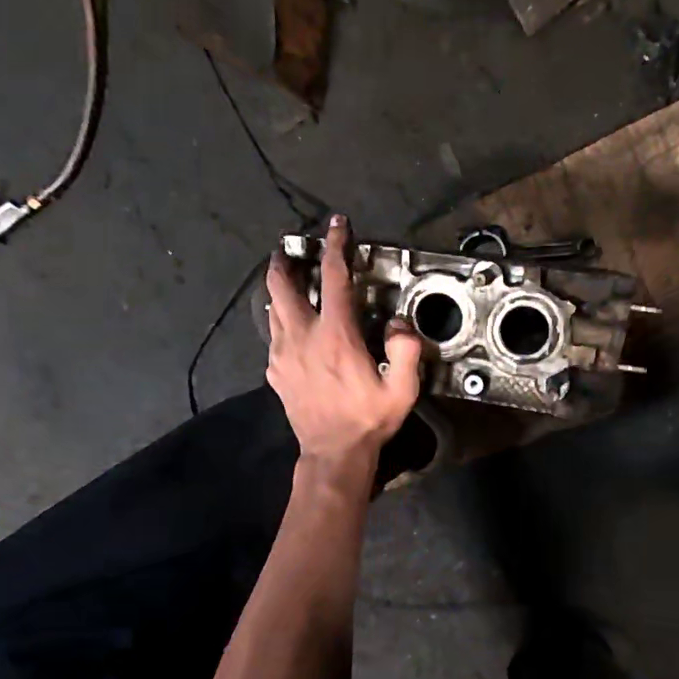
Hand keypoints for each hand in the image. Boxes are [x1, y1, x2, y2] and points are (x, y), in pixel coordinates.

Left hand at [266, 214, 422, 468]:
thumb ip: (406, 351)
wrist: (333, 453)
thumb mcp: (402, 389)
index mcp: (336, 335)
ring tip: (290, 281)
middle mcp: (302, 337)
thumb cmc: (369, 419)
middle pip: (282, 285)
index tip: (337, 226)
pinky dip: (281, 320)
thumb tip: (398, 324)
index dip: (336, 246)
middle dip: (285, 261)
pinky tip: (293, 327)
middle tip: (291, 249)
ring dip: (280, 289)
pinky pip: (274, 335)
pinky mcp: (275, 372)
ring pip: (273, 307)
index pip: (333, 278)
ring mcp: (283, 355)